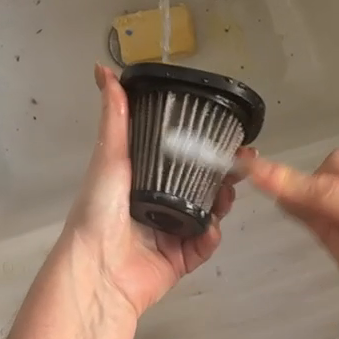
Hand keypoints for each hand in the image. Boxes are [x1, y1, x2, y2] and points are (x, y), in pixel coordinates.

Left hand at [56, 64, 242, 319]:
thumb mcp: (109, 154)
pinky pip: (202, 245)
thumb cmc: (100, 207)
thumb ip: (115, 115)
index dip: (198, 144)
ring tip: (228, 195)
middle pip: (195, 184)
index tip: (223, 134)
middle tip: (239, 165)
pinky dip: (210, 236)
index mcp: (137, 177)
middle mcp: (153, 202)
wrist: (99, 270)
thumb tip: (103, 69)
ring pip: (205, 213)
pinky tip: (211, 228)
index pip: (174, 155)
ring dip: (220, 203)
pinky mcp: (178, 260)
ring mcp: (167, 233)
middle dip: (219, 174)